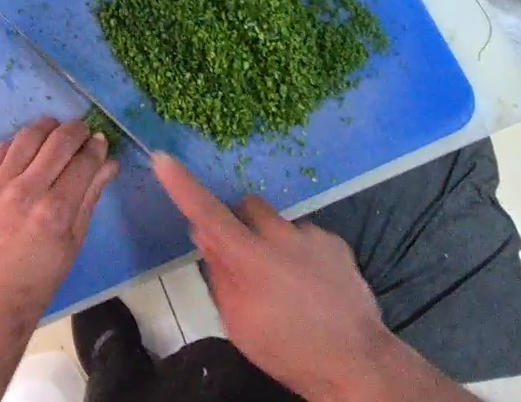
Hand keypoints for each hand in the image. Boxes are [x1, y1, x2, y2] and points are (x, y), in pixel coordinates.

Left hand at [0, 118, 117, 401]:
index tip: (100, 141)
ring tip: (57, 132)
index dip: (97, 146)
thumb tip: (109, 163)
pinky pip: (2, 150)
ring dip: (48, 128)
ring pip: (28, 136)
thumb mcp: (73, 243)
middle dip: (77, 130)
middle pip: (59, 141)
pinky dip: (20, 142)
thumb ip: (91, 197)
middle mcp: (26, 191)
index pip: (84, 160)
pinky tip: (30, 147)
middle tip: (83, 132)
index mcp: (56, 211)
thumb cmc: (38, 280)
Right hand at [154, 154, 478, 401]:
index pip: (207, 213)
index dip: (183, 186)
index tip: (164, 159)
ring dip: (272, 242)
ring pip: (278, 223)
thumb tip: (205, 235)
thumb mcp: (239, 322)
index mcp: (249, 257)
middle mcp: (280, 234)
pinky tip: (312, 287)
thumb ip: (219, 273)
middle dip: (239, 223)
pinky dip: (302, 254)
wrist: (356, 362)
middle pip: (246, 207)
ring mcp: (311, 235)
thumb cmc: (287, 349)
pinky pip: (307, 237)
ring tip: (285, 284)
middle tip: (242, 258)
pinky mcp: (336, 242)